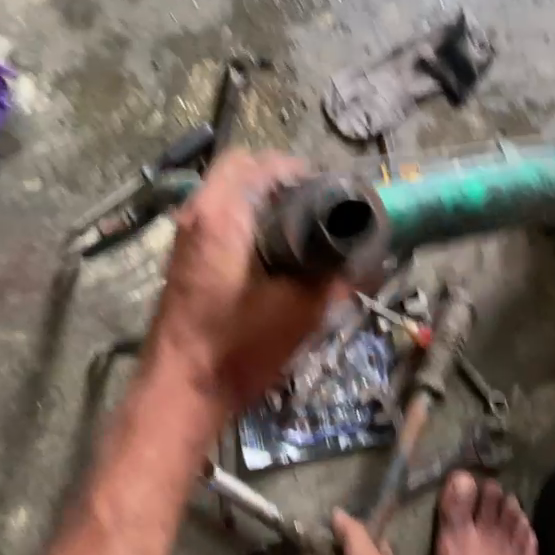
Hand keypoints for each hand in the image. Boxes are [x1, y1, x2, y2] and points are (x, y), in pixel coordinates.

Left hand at [145, 151, 349, 410]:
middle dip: (278, 180)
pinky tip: (273, 251)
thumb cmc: (238, 347)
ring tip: (299, 226)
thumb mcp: (301, 312)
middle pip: (239, 171)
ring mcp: (184, 237)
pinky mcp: (183, 259)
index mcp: (220, 215)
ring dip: (260, 199)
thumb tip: (373, 259)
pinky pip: (216, 218)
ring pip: (225, 194)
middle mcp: (196, 214)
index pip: (259, 163)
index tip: (327, 190)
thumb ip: (339, 279)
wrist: (180, 392)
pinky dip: (244, 219)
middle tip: (314, 203)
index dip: (297, 170)